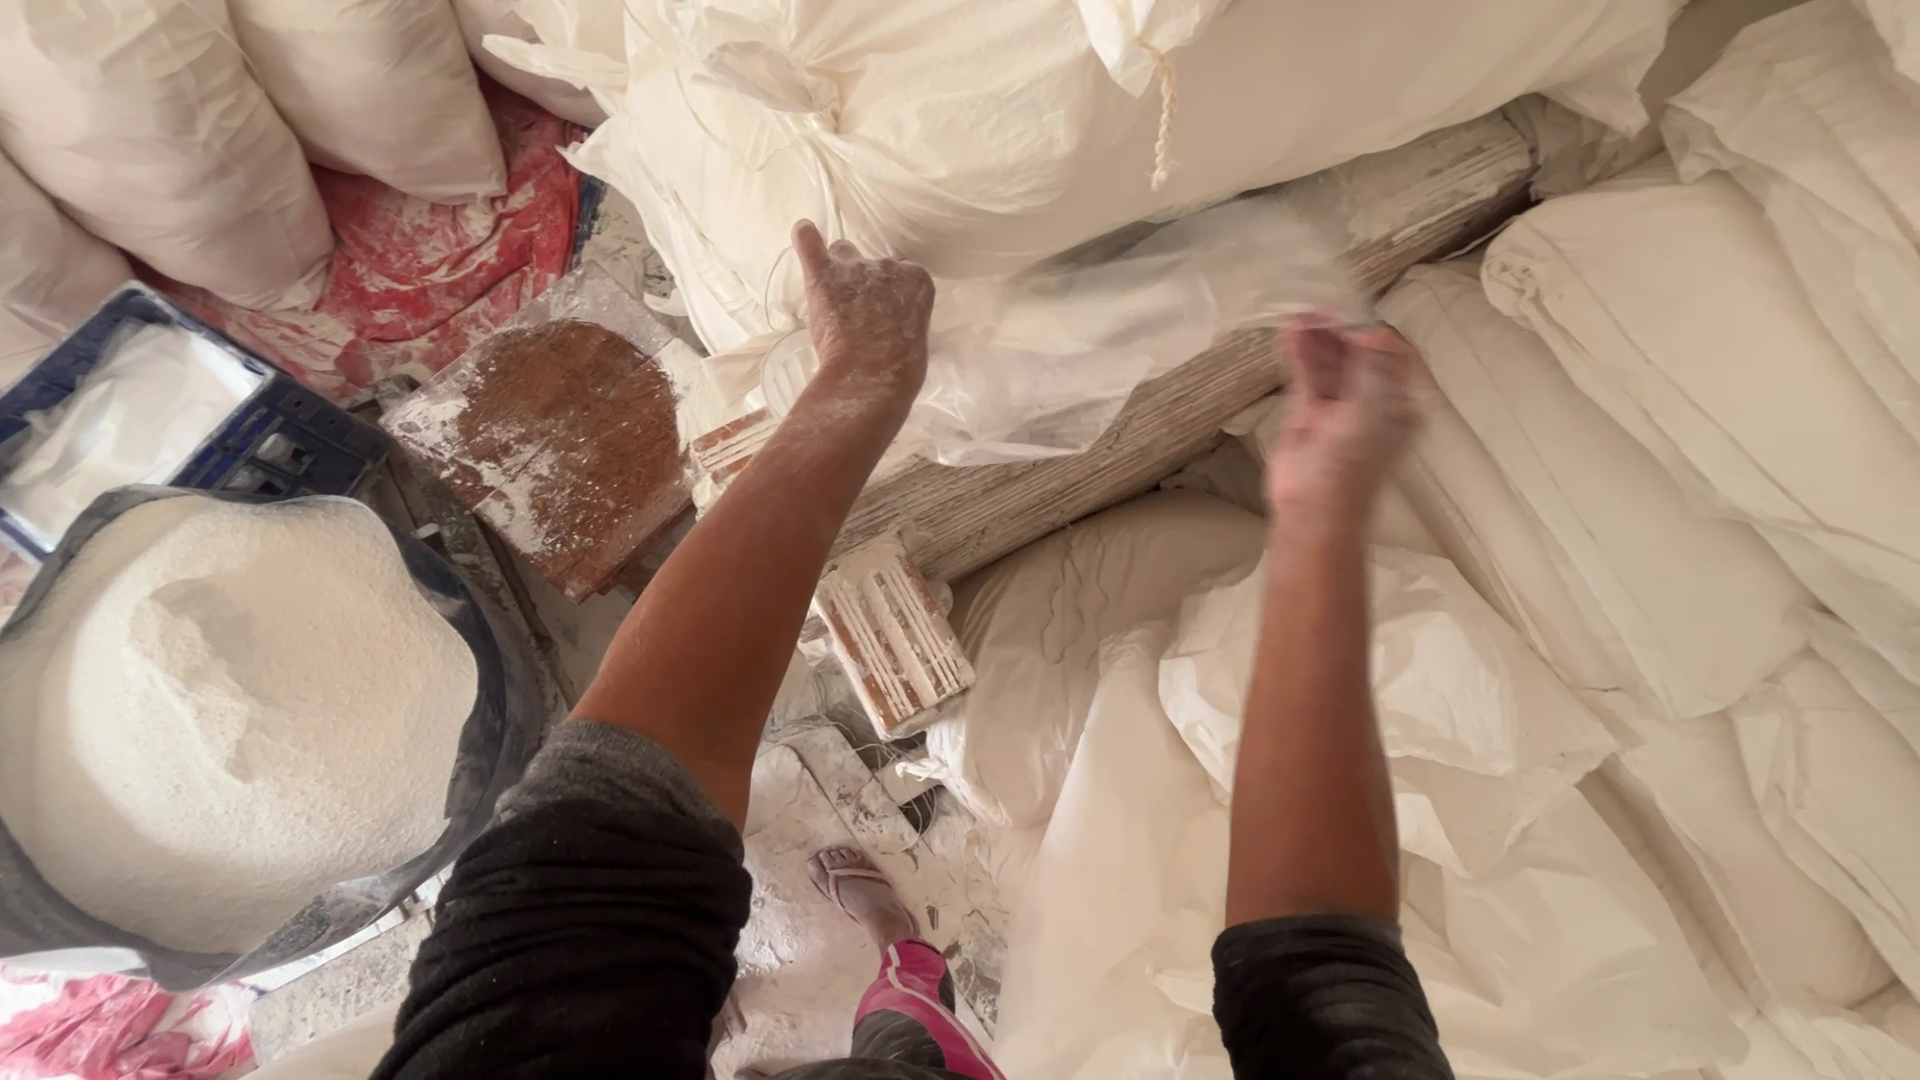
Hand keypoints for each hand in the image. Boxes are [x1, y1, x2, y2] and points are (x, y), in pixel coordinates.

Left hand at [792, 220, 934, 404]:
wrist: (871, 375)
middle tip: (858, 313)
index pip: (904, 274)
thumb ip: (905, 317)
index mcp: (917, 280)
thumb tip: (893, 322)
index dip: (892, 292)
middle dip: (865, 282)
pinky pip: (808, 241)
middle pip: (874, 263)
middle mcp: (888, 266)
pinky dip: (805, 238)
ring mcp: (854, 267)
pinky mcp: (823, 274)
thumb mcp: (917, 337)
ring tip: (832, 298)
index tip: (886, 311)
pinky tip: (804, 234)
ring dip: (839, 271)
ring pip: (843, 253)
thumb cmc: (901, 367)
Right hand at [1265, 318, 1421, 533]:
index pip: (1392, 355)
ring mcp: (1337, 408)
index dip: (1372, 332)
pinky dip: (1298, 356)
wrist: (1313, 506)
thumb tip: (1371, 332)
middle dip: (1339, 332)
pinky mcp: (1306, 414)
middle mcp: (1371, 401)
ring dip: (1315, 340)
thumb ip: (1374, 368)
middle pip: (1357, 355)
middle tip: (1317, 310)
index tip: (1349, 314)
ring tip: (1297, 317)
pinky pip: (1305, 378)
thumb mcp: (1373, 411)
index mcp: (1399, 402)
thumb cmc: (1350, 464)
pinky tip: (1289, 336)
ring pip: (1328, 364)